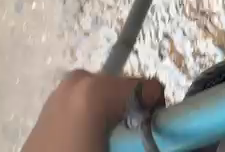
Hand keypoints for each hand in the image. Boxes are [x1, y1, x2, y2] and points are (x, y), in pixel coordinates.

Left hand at [23, 71, 162, 151]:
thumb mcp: (119, 147)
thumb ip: (149, 134)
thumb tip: (177, 132)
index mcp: (94, 88)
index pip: (151, 89)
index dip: (156, 115)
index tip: (150, 137)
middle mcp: (78, 80)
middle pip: (126, 91)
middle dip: (133, 116)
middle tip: (125, 144)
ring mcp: (59, 93)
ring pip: (106, 98)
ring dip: (113, 120)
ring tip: (104, 144)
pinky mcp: (47, 109)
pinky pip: (84, 108)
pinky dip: (93, 122)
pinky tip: (87, 143)